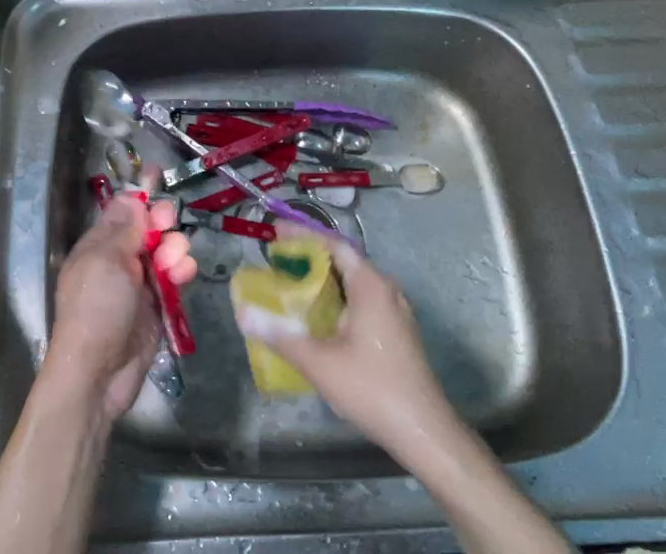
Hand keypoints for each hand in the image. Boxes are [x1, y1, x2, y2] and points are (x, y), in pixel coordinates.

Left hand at [44, 194, 197, 418]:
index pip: (121, 213)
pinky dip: (181, 273)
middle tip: (170, 224)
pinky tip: (186, 273)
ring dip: (174, 250)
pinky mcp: (156, 308)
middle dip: (161, 224)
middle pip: (147, 231)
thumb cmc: (96, 309)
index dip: (141, 199)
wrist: (98, 373)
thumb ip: (123, 229)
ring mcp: (137, 286)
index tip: (161, 183)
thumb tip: (130, 198)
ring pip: (164, 255)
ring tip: (177, 260)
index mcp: (97, 247)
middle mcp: (117, 262)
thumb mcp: (105, 261)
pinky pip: (173, 282)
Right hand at [234, 229, 454, 454]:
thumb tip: (243, 313)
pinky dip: (336, 300)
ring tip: (290, 286)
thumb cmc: (372, 388)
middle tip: (276, 260)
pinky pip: (362, 302)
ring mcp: (395, 312)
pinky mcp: (397, 333)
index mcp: (371, 286)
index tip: (275, 233)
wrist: (423, 431)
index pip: (334, 246)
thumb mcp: (319, 362)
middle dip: (309, 258)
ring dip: (323, 281)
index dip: (303, 237)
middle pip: (344, 262)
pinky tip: (317, 319)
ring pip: (354, 284)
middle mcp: (386, 291)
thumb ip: (280, 335)